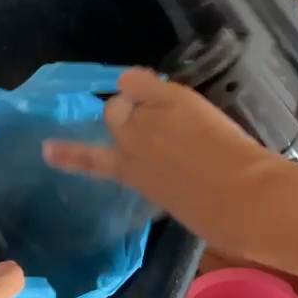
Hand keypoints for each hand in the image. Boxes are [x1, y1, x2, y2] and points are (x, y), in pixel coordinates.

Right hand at [42, 67, 286, 253]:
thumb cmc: (220, 218)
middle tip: (156, 124)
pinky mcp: (169, 101)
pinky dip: (144, 82)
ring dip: (142, 98)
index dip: (72, 154)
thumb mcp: (178, 202)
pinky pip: (139, 80)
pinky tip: (156, 87)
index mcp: (134, 178)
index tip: (51, 149)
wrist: (245, 199)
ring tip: (169, 109)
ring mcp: (147, 122)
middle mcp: (131, 147)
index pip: (92, 161)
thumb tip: (164, 174)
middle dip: (128, 116)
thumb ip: (163, 181)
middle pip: (112, 116)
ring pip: (127, 96)